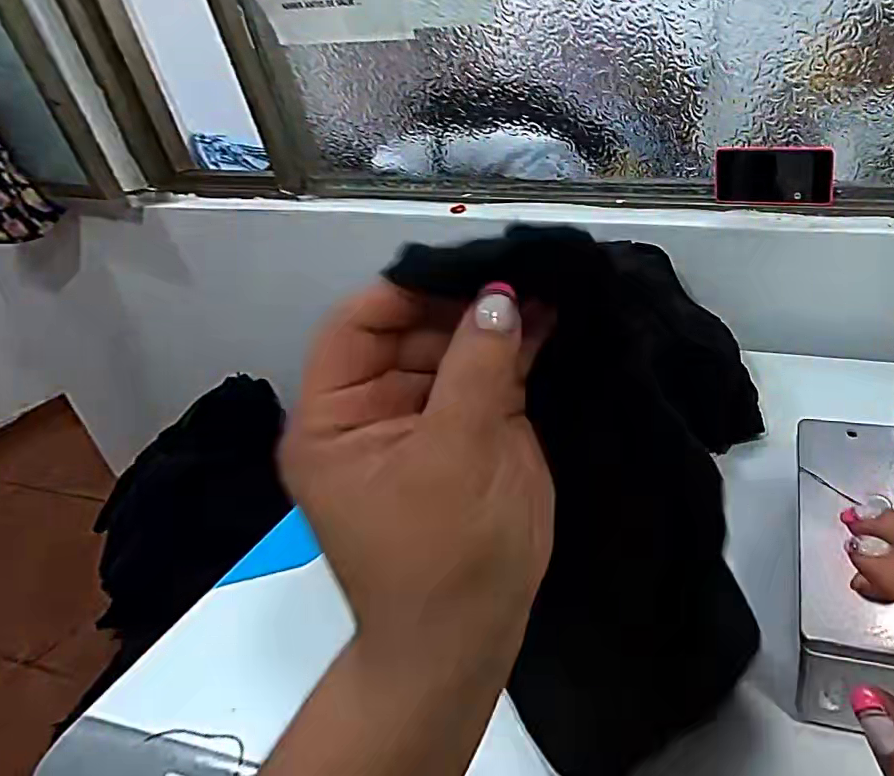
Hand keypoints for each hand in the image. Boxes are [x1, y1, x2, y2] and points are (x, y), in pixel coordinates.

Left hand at [282, 280, 554, 646]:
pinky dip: (525, 341)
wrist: (477, 624)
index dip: (408, 290)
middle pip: (419, 325)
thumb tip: (499, 295)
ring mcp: (437, 410)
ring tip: (548, 282)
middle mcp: (384, 403)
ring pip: (465, 341)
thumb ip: (475, 367)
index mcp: (339, 415)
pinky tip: (554, 315)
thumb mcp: (451, 454)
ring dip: (503, 314)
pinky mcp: (482, 419)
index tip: (466, 268)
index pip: (360, 324)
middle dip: (467, 298)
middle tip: (523, 269)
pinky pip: (499, 366)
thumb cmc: (441, 550)